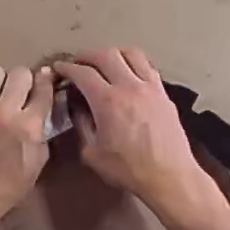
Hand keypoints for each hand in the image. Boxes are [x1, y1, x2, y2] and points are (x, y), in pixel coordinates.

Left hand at [0, 64, 55, 229]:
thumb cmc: (10, 183)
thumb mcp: (39, 161)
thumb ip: (42, 133)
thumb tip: (43, 112)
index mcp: (30, 125)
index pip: (44, 89)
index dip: (47, 80)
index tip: (46, 78)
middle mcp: (7, 111)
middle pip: (20, 73)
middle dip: (25, 79)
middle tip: (21, 91)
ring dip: (1, 80)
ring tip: (0, 93)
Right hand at [54, 48, 223, 224]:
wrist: (169, 176)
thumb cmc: (128, 169)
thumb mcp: (92, 153)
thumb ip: (82, 126)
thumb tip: (78, 108)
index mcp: (107, 101)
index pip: (83, 73)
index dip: (67, 67)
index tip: (59, 67)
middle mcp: (129, 86)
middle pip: (106, 55)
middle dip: (87, 55)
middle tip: (78, 62)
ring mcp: (150, 87)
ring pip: (131, 54)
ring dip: (114, 53)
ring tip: (105, 62)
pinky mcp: (164, 94)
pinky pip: (148, 67)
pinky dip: (134, 64)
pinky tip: (129, 74)